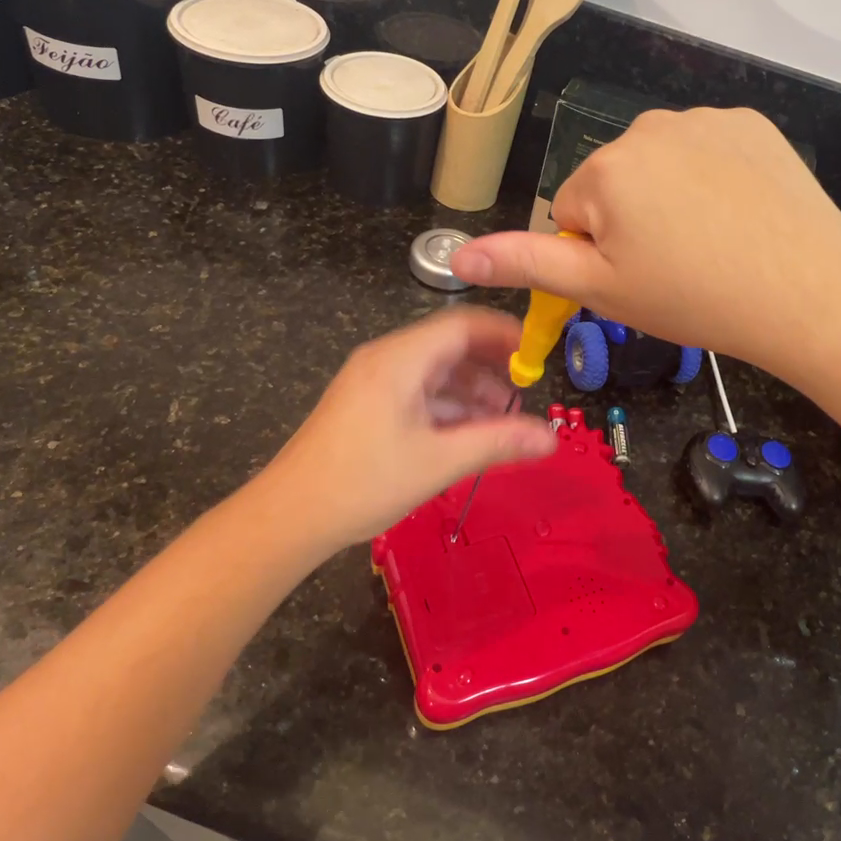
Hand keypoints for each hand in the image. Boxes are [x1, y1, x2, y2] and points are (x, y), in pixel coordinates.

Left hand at [261, 307, 558, 551]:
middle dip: (492, 369)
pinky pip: (418, 391)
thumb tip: (551, 438)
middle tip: (527, 397)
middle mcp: (386, 359)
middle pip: (450, 346)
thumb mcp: (439, 462)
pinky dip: (448, 406)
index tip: (539, 357)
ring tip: (505, 422)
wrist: (289, 516)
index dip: (505, 334)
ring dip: (472, 392)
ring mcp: (373, 381)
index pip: (464, 324)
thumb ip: (498, 444)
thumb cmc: (363, 482)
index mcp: (401, 359)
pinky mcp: (366, 404)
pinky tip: (469, 434)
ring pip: (435, 372)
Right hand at [449, 107, 840, 375]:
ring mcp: (705, 119)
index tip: (640, 277)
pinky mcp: (751, 123)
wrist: (808, 293)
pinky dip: (715, 178)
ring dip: (672, 198)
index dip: (599, 252)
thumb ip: (525, 264)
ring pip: (662, 166)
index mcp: (605, 169)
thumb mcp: (601, 290)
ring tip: (714, 244)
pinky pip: (708, 151)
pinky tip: (742, 215)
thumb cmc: (696, 298)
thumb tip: (458, 255)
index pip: (573, 211)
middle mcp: (648, 127)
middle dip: (632, 220)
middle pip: (616, 181)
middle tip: (678, 265)